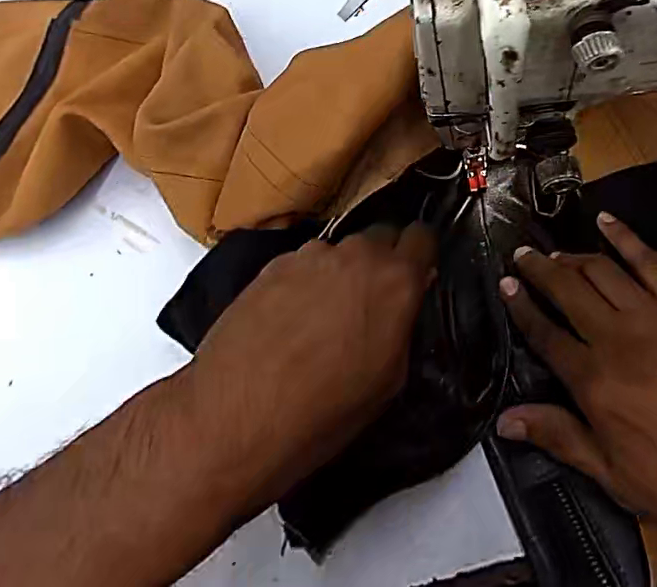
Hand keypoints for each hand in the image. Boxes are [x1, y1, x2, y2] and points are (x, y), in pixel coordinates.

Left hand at [190, 222, 436, 511]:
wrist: (233, 419)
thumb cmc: (321, 413)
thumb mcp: (389, 380)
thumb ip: (404, 325)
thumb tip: (404, 302)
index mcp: (396, 281)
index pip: (423, 236)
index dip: (421, 255)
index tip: (416, 273)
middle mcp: (357, 255)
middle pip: (382, 237)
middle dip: (382, 261)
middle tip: (370, 302)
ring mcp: (312, 256)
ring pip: (341, 251)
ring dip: (342, 272)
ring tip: (322, 317)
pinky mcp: (273, 264)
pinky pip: (303, 263)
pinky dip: (305, 282)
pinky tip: (289, 320)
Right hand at [496, 212, 656, 576]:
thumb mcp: (616, 477)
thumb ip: (559, 438)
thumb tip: (509, 421)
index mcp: (596, 382)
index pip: (545, 334)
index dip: (521, 307)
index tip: (506, 286)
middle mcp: (618, 340)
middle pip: (567, 290)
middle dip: (539, 270)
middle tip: (522, 256)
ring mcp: (654, 317)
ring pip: (601, 271)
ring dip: (573, 256)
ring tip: (555, 251)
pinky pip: (650, 261)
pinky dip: (625, 237)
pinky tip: (607, 222)